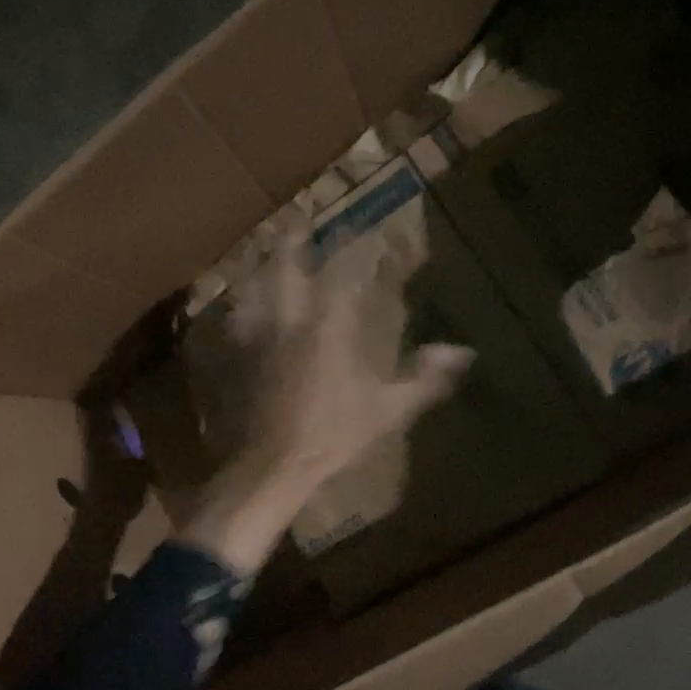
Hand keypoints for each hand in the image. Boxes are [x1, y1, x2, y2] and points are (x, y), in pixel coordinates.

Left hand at [223, 236, 474, 484]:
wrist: (268, 466)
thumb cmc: (331, 437)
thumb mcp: (386, 411)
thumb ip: (423, 378)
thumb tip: (462, 352)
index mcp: (327, 326)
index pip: (342, 272)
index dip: (353, 246)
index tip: (359, 226)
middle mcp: (286, 320)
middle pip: (284, 265)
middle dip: (292, 240)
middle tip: (296, 223)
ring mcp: (251, 339)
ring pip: (251, 289)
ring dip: (260, 272)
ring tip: (264, 263)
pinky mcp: (228, 362)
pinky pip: (230, 325)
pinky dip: (236, 312)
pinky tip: (237, 314)